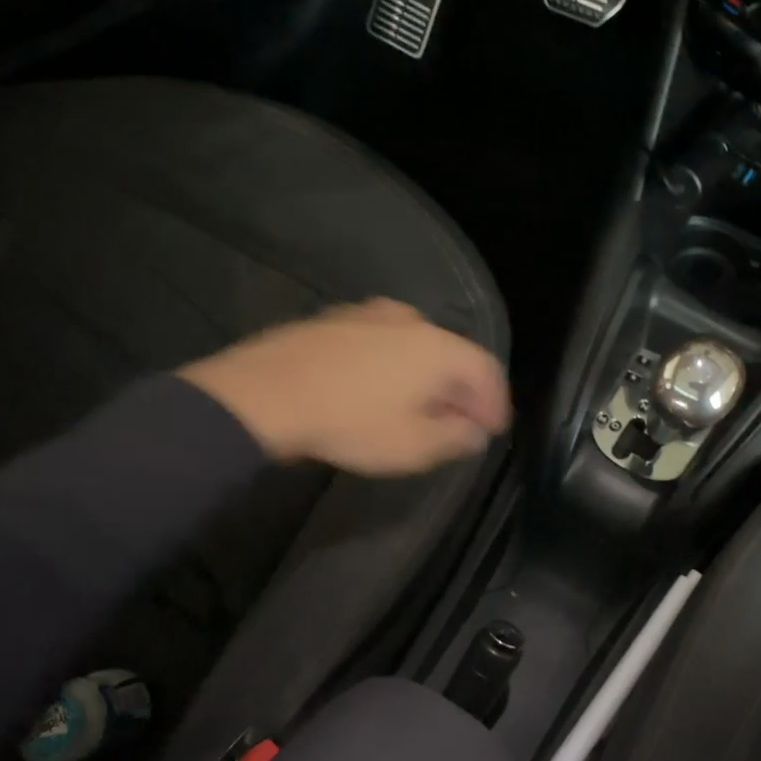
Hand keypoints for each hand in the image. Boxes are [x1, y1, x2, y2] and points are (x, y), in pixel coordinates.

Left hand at [177, 299, 510, 475]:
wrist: (265, 394)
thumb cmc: (350, 422)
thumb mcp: (413, 446)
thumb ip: (454, 437)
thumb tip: (474, 431)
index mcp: (438, 347)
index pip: (486, 370)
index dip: (496, 402)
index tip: (494, 430)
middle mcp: (410, 320)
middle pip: (451, 354)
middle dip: (460, 390)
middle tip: (460, 422)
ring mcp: (368, 314)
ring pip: (414, 346)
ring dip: (424, 377)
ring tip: (418, 408)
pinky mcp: (333, 320)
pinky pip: (380, 344)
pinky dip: (392, 367)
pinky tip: (378, 391)